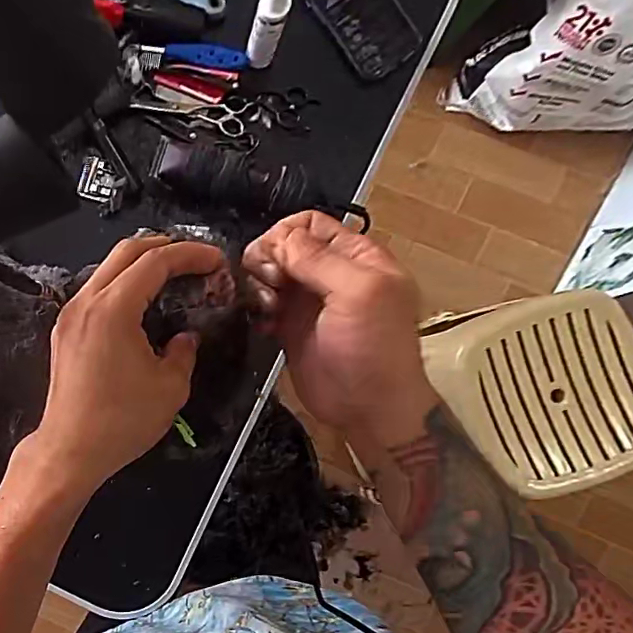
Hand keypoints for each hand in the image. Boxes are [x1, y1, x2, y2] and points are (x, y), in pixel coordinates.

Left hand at [19, 235, 216, 497]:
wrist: (71, 450)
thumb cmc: (120, 423)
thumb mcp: (171, 387)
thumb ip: (184, 352)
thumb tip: (185, 338)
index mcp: (113, 311)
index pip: (155, 262)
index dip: (190, 255)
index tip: (214, 258)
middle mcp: (86, 304)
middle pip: (126, 251)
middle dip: (165, 247)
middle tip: (195, 259)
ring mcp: (71, 316)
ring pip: (108, 269)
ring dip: (142, 264)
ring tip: (173, 277)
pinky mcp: (66, 332)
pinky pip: (98, 292)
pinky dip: (125, 286)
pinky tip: (144, 304)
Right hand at [243, 211, 437, 446]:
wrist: (369, 407)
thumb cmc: (376, 350)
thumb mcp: (358, 293)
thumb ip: (319, 259)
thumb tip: (279, 239)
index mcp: (357, 257)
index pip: (312, 225)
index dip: (288, 234)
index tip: (275, 257)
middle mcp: (331, 276)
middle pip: (285, 247)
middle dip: (269, 258)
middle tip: (270, 283)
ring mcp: (310, 304)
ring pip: (270, 274)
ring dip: (259, 283)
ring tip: (266, 306)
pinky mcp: (292, 330)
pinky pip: (264, 305)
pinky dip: (256, 307)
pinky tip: (262, 322)